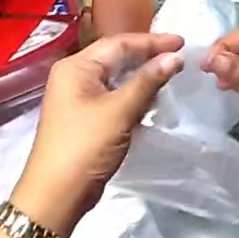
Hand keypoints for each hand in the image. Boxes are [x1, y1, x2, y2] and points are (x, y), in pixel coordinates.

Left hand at [13, 33, 184, 234]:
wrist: (56, 195)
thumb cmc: (85, 146)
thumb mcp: (120, 111)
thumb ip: (148, 81)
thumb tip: (176, 57)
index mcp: (76, 67)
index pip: (119, 43)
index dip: (152, 41)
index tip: (182, 42)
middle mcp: (74, 75)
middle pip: (116, 56)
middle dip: (148, 55)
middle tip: (179, 56)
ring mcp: (77, 97)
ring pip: (116, 76)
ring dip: (142, 75)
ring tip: (170, 73)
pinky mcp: (85, 116)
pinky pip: (113, 94)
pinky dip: (133, 93)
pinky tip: (152, 97)